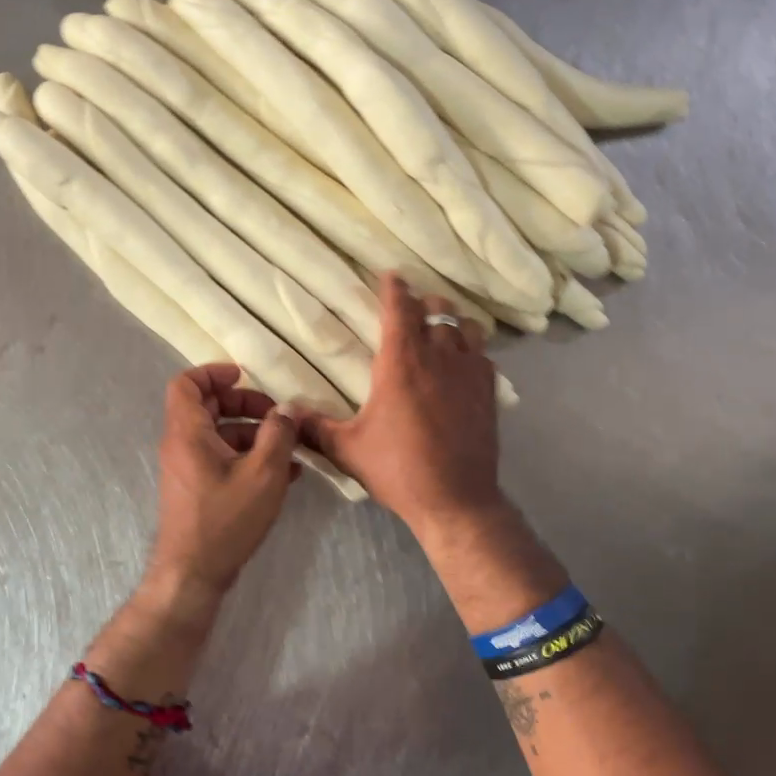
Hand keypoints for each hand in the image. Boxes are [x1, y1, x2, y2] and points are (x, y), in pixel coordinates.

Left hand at [147, 364, 302, 600]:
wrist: (193, 574)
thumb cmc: (225, 520)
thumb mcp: (263, 474)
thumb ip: (278, 435)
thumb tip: (288, 409)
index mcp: (187, 433)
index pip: (186, 384)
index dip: (214, 373)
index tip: (245, 377)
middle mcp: (181, 446)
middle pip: (206, 407)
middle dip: (244, 404)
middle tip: (276, 415)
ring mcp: (187, 470)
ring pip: (218, 436)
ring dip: (252, 434)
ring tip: (289, 448)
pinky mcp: (196, 490)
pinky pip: (220, 460)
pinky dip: (247, 457)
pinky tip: (284, 473)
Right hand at [303, 275, 506, 539]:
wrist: (455, 499)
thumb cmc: (397, 469)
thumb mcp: (347, 449)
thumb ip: (315, 427)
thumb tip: (286, 415)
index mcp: (401, 362)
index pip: (400, 309)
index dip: (394, 288)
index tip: (390, 276)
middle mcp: (438, 356)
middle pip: (437, 309)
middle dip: (423, 303)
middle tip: (410, 309)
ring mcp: (469, 372)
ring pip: (466, 327)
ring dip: (450, 322)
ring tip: (438, 330)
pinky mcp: (489, 392)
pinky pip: (483, 356)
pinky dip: (471, 351)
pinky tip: (461, 365)